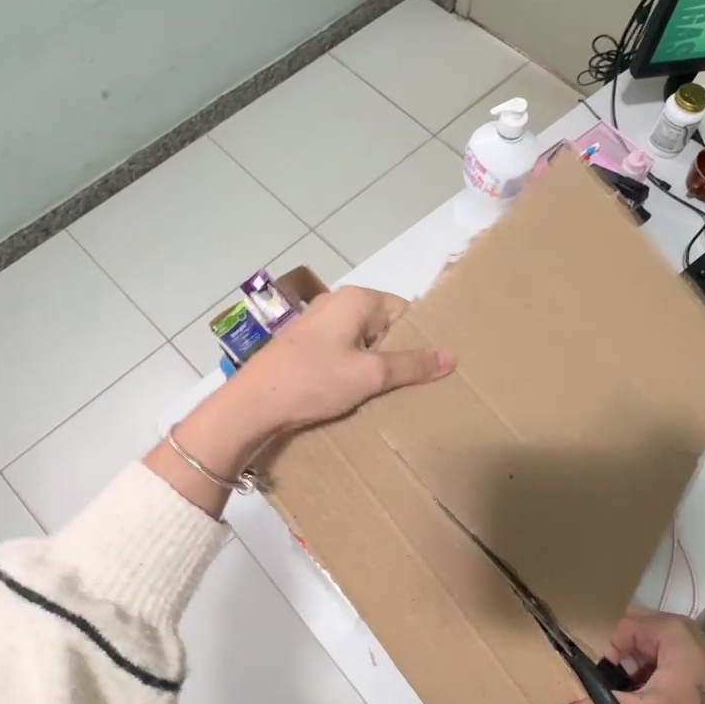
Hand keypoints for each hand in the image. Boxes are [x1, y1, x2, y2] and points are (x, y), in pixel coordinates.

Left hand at [148, 286, 451, 518]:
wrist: (252, 405)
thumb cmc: (314, 382)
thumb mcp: (369, 375)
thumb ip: (411, 364)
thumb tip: (452, 356)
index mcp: (355, 298)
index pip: (403, 310)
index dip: (416, 338)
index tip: (424, 368)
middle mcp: (335, 302)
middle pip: (382, 325)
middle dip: (394, 353)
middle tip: (407, 386)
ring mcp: (316, 323)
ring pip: (361, 342)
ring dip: (371, 365)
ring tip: (381, 394)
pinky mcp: (302, 346)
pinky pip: (340, 352)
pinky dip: (350, 370)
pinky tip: (351, 395)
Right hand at [566, 606, 704, 703]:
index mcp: (668, 629)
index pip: (616, 629)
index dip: (604, 656)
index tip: (602, 686)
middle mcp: (677, 628)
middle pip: (626, 632)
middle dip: (614, 660)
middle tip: (610, 690)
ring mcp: (686, 645)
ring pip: (638, 647)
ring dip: (627, 670)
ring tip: (626, 699)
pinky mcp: (690, 663)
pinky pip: (653, 657)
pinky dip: (641, 676)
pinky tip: (642, 702)